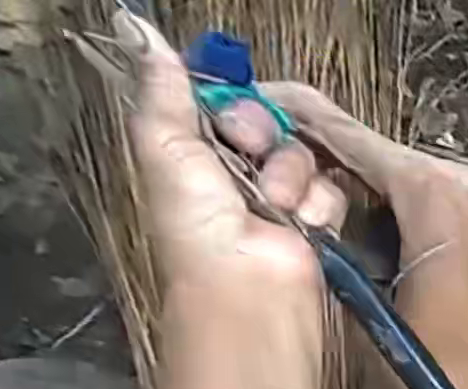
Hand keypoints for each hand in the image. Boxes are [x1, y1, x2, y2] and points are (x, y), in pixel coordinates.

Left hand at [116, 10, 346, 299]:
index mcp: (197, 147)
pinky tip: (304, 222)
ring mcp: (285, 196)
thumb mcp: (164, 143)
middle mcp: (242, 169)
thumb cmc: (197, 223)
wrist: (249, 284)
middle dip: (262, 132)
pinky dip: (319, 204)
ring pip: (302, 155)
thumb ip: (162, 88)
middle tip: (250, 151)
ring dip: (291, 175)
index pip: (224, 102)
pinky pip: (331, 191)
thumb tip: (136, 24)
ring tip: (278, 205)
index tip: (226, 115)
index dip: (231, 101)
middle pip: (267, 122)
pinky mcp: (321, 221)